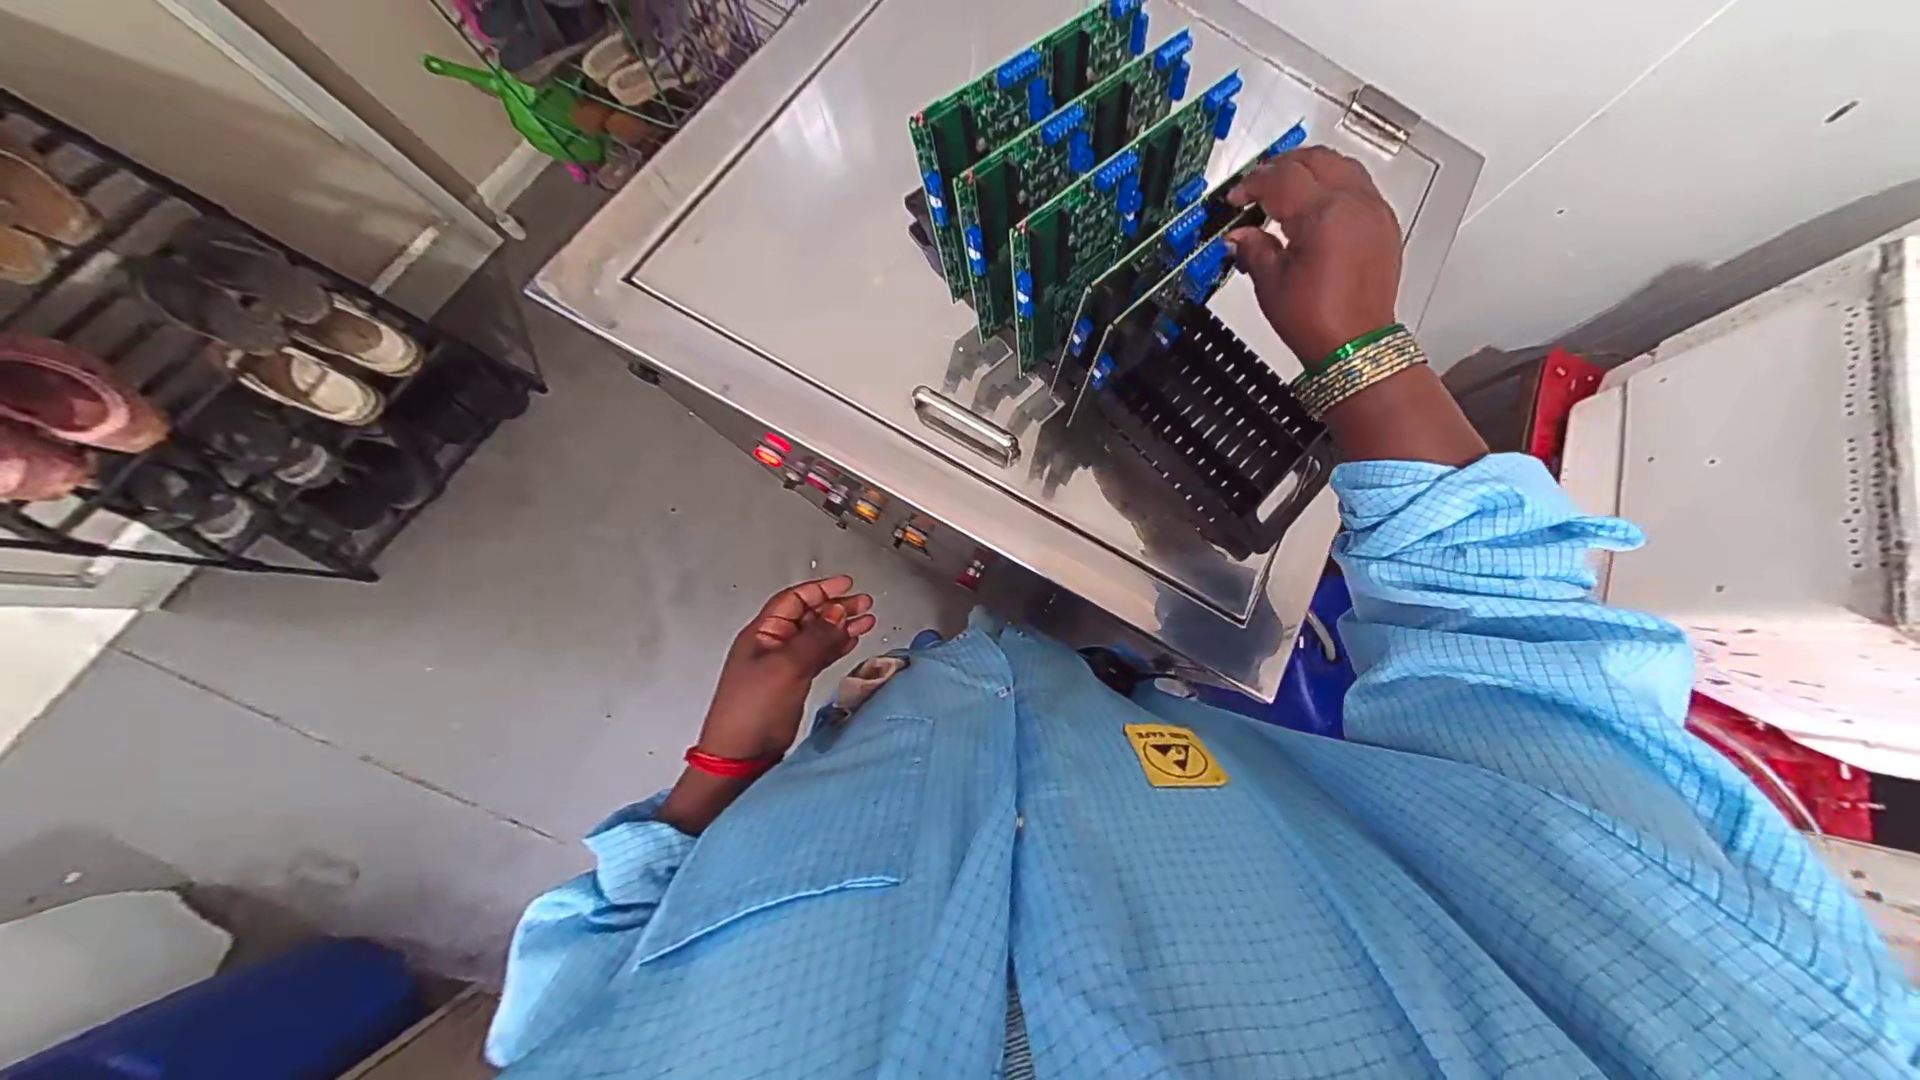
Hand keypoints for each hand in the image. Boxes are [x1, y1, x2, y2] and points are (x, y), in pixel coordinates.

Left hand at [695, 575, 876, 760]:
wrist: (741, 755)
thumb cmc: (750, 710)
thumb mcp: (786, 665)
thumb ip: (815, 637)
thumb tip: (837, 613)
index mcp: (762, 632)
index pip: (794, 600)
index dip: (821, 589)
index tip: (846, 584)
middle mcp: (773, 644)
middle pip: (809, 615)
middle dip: (837, 607)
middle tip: (863, 603)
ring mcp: (784, 664)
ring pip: (818, 635)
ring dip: (842, 626)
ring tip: (866, 619)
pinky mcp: (794, 681)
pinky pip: (820, 655)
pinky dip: (837, 647)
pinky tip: (851, 640)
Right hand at [1227, 147, 1403, 364]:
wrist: (1354, 345)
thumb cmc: (1318, 321)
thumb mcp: (1271, 284)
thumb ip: (1254, 249)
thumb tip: (1240, 235)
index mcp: (1323, 216)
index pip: (1282, 178)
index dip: (1252, 184)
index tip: (1237, 196)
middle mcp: (1355, 205)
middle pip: (1314, 159)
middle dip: (1280, 167)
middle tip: (1256, 185)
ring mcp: (1374, 211)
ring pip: (1340, 165)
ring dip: (1308, 170)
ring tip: (1284, 190)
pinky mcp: (1383, 223)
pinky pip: (1358, 185)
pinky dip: (1331, 185)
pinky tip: (1313, 206)